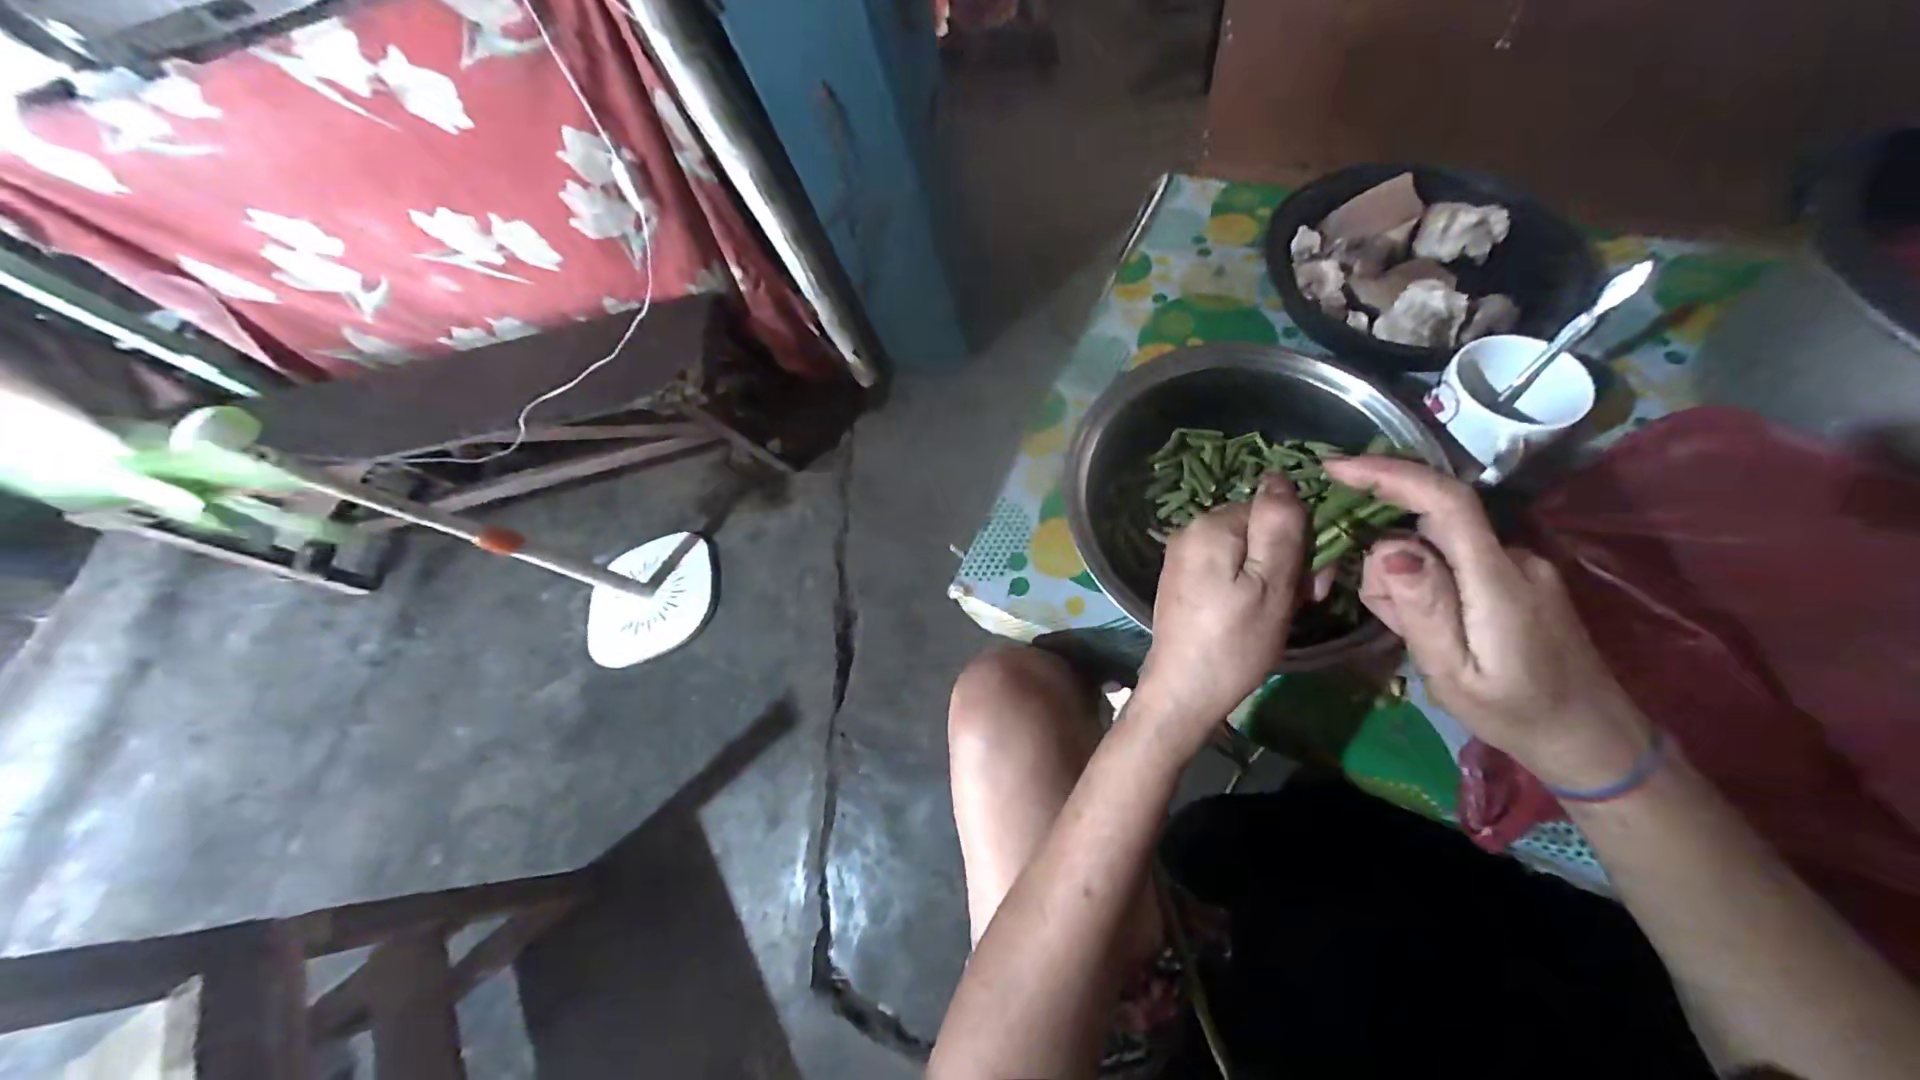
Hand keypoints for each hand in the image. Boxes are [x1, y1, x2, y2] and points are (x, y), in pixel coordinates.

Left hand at [1135, 474, 1308, 751]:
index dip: (1302, 543)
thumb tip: (1279, 476)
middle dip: (1288, 561)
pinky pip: (1227, 570)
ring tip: (1277, 614)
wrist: (1183, 691)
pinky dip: (1248, 587)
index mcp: (1210, 525)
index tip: (1311, 584)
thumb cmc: (1234, 641)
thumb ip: (1280, 526)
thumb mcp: (1271, 583)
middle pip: (1259, 530)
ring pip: (1246, 553)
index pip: (1273, 510)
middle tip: (1300, 602)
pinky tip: (1253, 615)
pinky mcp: (1182, 581)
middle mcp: (1190, 532)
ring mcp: (1182, 557)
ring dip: (1272, 577)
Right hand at [1322, 456, 1653, 790]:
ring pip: (1427, 545)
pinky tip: (1430, 628)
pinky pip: (1446, 560)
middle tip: (1388, 620)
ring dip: (1400, 581)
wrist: (1591, 739)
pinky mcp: (1511, 575)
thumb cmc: (1515, 714)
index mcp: (1496, 579)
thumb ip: (1422, 609)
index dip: (1389, 474)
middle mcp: (1510, 556)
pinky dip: (1420, 585)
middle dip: (1383, 561)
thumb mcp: (1453, 673)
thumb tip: (1387, 550)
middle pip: (1422, 526)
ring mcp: (1514, 564)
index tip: (1335, 467)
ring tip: (1414, 635)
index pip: (1444, 501)